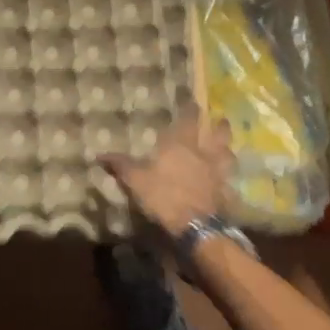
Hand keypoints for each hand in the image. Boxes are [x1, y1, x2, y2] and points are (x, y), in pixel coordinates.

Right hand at [99, 103, 234, 237]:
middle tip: (221, 121)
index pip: (189, 120)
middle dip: (220, 127)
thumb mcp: (136, 180)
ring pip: (228, 157)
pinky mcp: (227, 195)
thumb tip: (99, 154)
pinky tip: (226, 185)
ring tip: (225, 150)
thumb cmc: (165, 196)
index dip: (192, 110)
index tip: (194, 101)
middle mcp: (204, 155)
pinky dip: (228, 182)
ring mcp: (219, 175)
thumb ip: (121, 166)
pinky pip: (230, 184)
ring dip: (227, 152)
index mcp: (182, 145)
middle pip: (219, 135)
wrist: (197, 228)